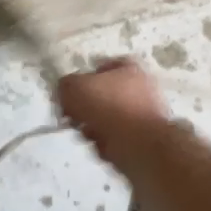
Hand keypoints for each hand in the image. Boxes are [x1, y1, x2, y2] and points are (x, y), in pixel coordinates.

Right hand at [57, 59, 169, 173]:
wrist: (140, 143)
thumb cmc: (108, 107)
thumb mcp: (74, 87)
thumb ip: (65, 85)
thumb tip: (65, 91)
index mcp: (129, 68)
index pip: (102, 66)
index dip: (83, 78)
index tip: (71, 93)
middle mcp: (142, 87)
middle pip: (104, 95)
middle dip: (85, 108)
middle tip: (74, 116)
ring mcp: (145, 113)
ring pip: (108, 118)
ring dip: (93, 126)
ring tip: (87, 132)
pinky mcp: (145, 137)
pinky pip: (117, 136)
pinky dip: (106, 141)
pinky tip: (101, 144)